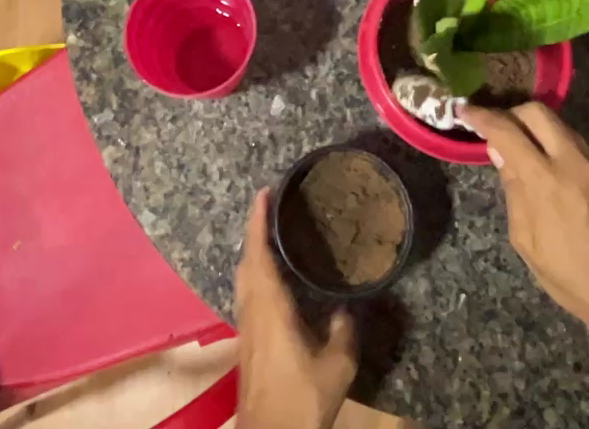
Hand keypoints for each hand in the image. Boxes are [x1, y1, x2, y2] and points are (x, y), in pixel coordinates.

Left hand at [234, 188, 356, 428]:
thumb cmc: (301, 397)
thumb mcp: (336, 365)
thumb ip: (343, 331)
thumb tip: (345, 307)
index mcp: (269, 306)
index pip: (258, 252)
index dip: (258, 220)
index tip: (262, 192)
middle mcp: (252, 310)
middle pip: (246, 261)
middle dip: (254, 231)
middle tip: (271, 208)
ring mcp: (246, 327)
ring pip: (243, 278)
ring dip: (253, 252)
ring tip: (273, 237)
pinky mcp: (247, 341)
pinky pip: (247, 293)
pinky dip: (256, 273)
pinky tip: (272, 281)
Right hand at [458, 103, 588, 337]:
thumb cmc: (572, 278)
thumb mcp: (526, 241)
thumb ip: (514, 191)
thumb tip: (501, 154)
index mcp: (545, 180)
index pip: (506, 131)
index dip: (481, 116)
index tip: (465, 111)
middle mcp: (573, 162)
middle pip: (537, 112)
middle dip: (511, 112)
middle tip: (496, 128)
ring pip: (560, 126)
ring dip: (536, 128)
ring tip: (522, 149)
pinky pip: (577, 146)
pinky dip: (557, 146)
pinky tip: (551, 170)